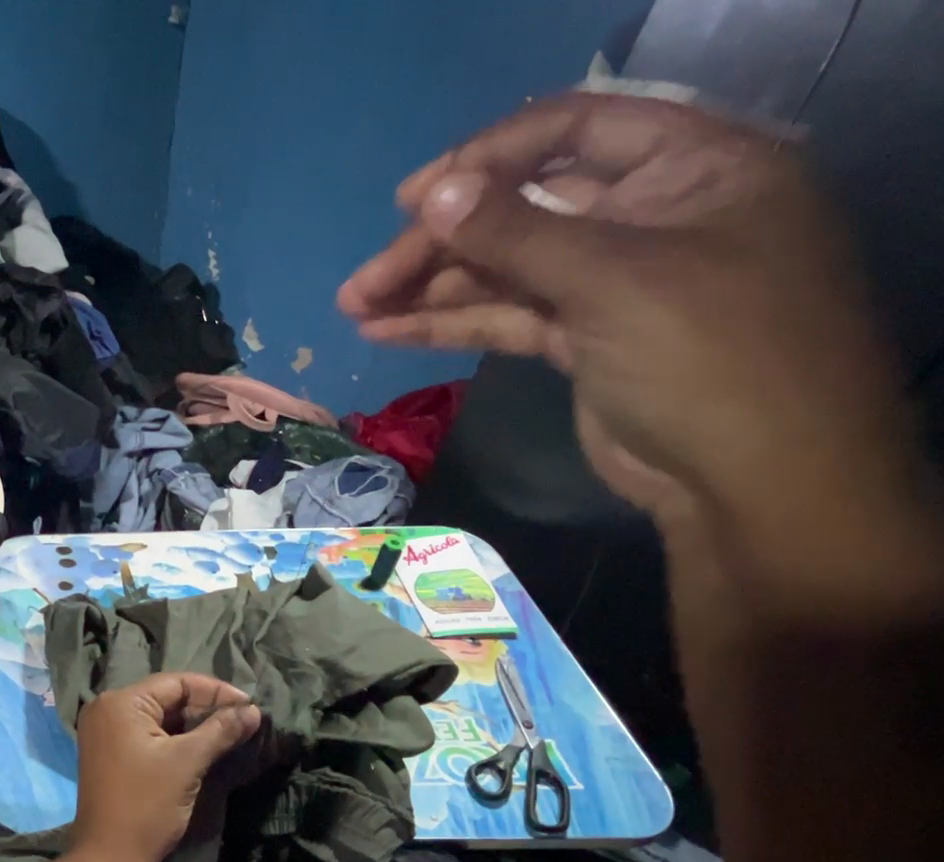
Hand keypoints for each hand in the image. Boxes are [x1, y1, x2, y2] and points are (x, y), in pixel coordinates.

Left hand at [72, 673, 260, 861]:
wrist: (110, 856)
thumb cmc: (147, 805)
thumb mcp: (187, 762)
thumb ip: (220, 730)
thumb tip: (253, 710)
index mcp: (119, 702)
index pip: (175, 683)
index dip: (215, 691)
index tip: (250, 704)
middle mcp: (107, 708)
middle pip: (166, 697)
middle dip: (206, 707)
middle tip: (244, 719)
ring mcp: (105, 730)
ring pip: (158, 716)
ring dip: (193, 723)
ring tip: (231, 731)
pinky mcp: (109, 751)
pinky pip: (147, 732)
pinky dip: (175, 737)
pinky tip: (203, 744)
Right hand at [336, 93, 908, 518]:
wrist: (754, 485)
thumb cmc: (711, 359)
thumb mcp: (613, 280)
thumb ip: (515, 231)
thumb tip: (434, 193)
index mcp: (692, 168)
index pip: (573, 128)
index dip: (486, 158)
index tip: (412, 200)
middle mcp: (650, 214)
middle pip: (521, 207)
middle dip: (436, 244)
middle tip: (362, 282)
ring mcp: (613, 280)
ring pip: (503, 267)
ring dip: (428, 286)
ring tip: (354, 309)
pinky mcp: (582, 337)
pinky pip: (505, 314)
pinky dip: (448, 321)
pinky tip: (386, 331)